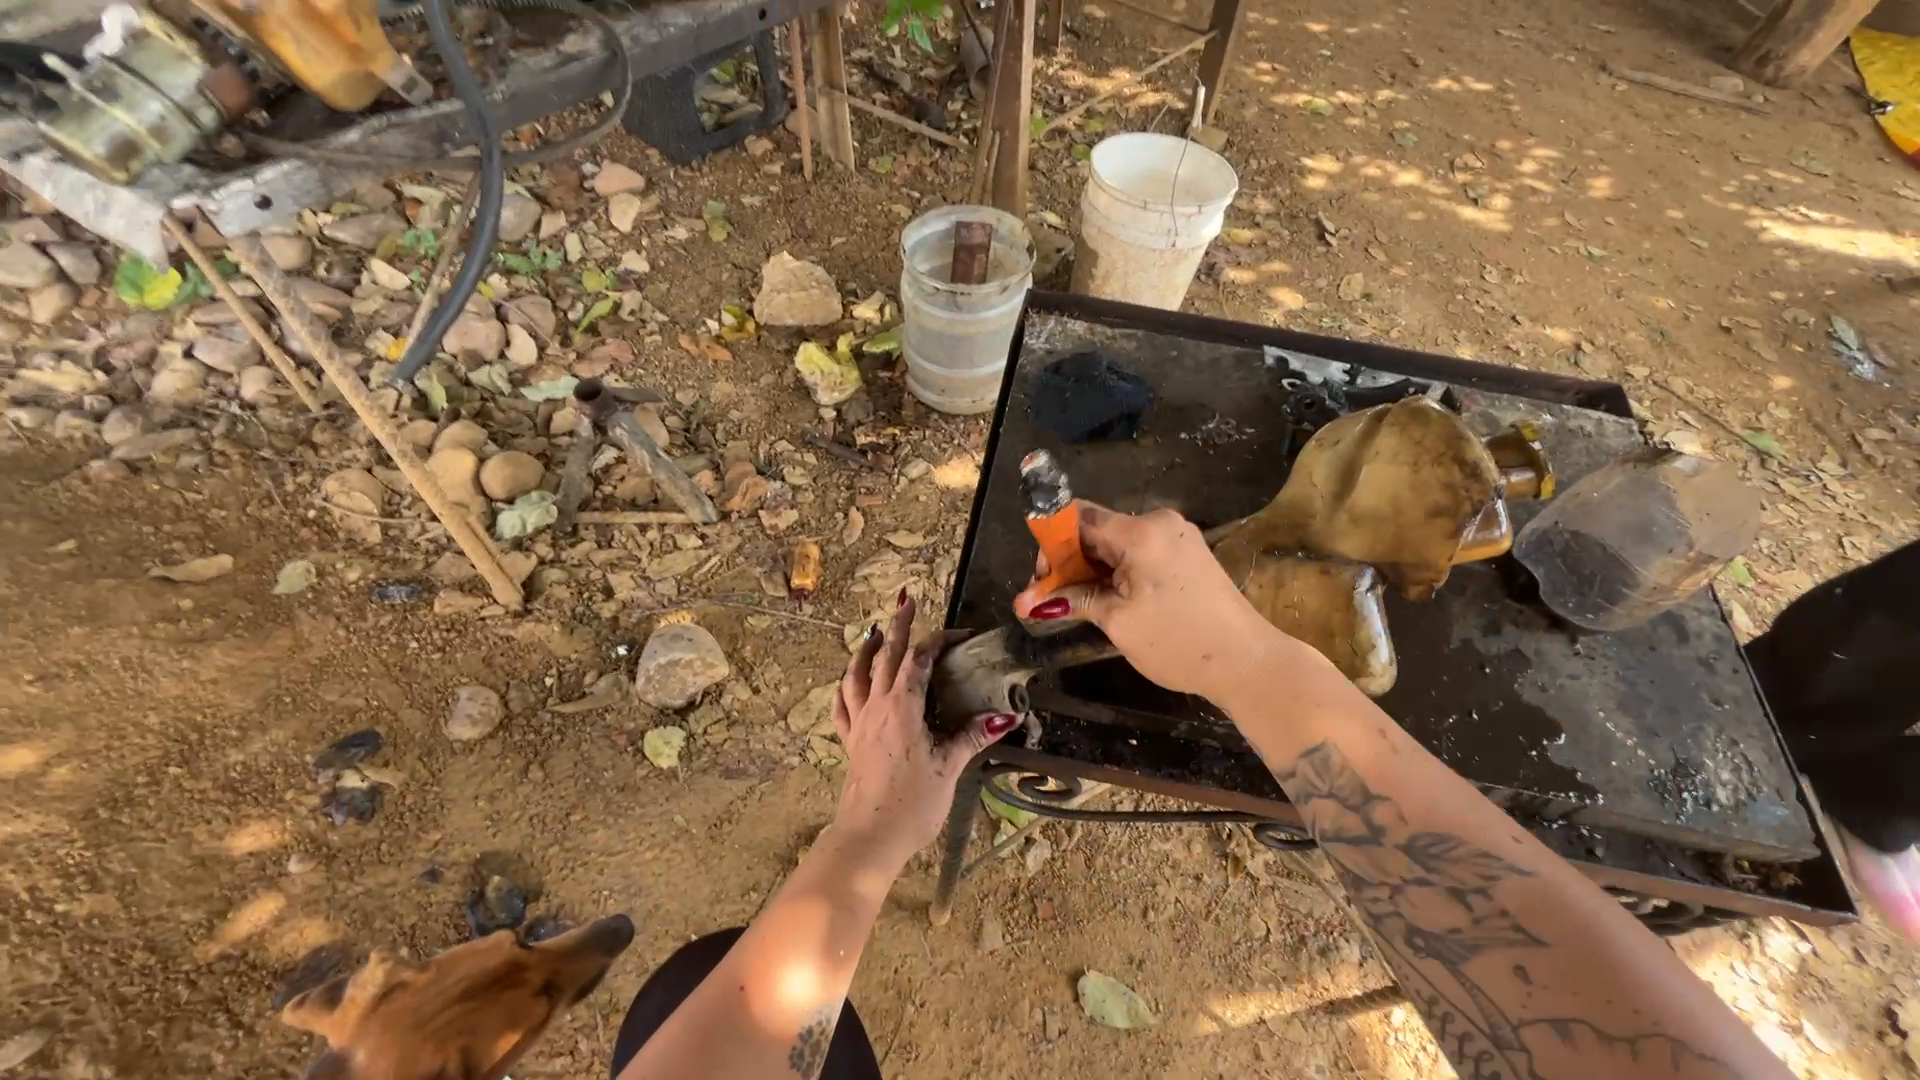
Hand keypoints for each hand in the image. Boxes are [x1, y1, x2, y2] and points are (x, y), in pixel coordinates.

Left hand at [830, 592, 1019, 869]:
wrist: (869, 839)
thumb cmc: (912, 804)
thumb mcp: (948, 768)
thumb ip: (972, 736)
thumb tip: (1007, 716)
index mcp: (902, 707)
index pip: (919, 661)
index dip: (938, 641)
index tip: (959, 632)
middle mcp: (876, 708)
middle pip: (884, 656)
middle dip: (897, 627)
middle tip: (905, 601)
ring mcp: (858, 725)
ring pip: (856, 676)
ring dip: (864, 651)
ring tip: (871, 633)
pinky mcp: (850, 744)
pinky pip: (842, 706)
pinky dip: (845, 687)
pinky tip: (848, 683)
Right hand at [1011, 503, 1293, 700]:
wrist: (1248, 662)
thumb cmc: (1178, 640)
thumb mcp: (1118, 621)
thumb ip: (1073, 601)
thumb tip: (1027, 603)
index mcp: (1139, 531)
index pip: (1077, 517)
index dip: (1050, 545)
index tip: (1040, 581)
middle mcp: (1158, 523)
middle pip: (1096, 530)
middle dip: (1067, 563)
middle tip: (1048, 602)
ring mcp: (1176, 537)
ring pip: (1115, 545)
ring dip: (1090, 571)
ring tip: (1072, 606)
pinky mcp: (1186, 554)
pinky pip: (1138, 554)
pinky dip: (1116, 573)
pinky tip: (1106, 600)